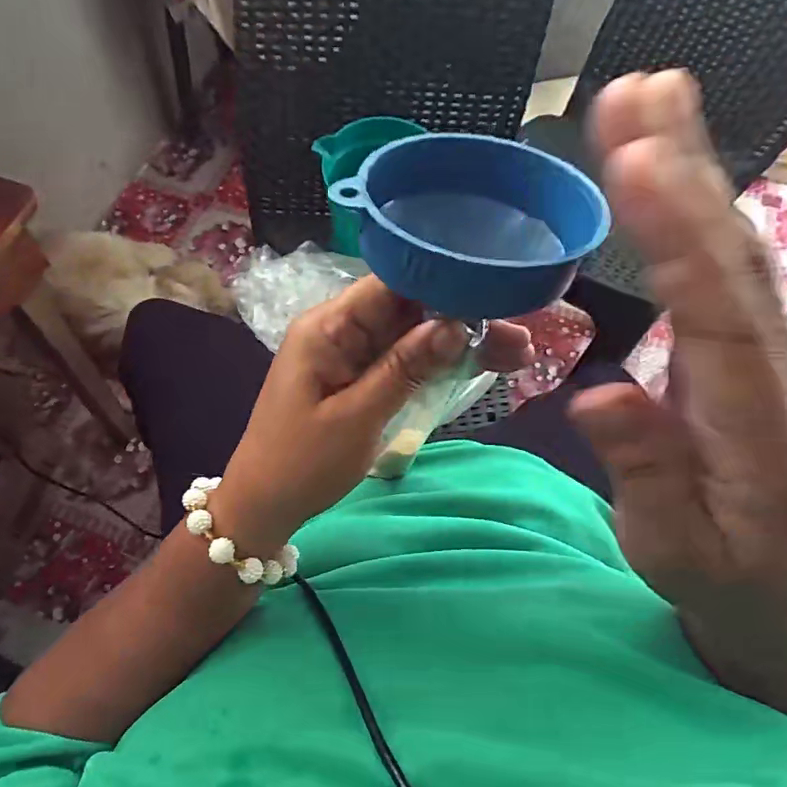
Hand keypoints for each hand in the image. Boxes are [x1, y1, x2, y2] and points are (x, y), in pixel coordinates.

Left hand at [214, 277, 533, 551]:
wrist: (263, 504)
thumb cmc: (301, 462)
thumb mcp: (356, 416)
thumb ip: (405, 368)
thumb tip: (456, 324)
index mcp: (328, 327)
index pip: (392, 284)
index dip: (443, 281)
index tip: (496, 288)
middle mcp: (340, 331)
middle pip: (409, 309)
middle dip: (464, 316)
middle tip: (523, 334)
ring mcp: (350, 356)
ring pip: (412, 336)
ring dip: (460, 342)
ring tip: (520, 351)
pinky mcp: (359, 381)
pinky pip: (403, 362)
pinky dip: (439, 365)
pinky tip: (483, 363)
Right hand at [568, 71, 786, 631]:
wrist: (774, 586)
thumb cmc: (715, 571)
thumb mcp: (668, 543)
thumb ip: (644, 469)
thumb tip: (600, 390)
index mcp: (756, 423)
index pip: (716, 314)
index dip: (677, 236)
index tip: (638, 163)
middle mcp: (772, 372)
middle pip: (732, 258)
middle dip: (685, 171)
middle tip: (640, 91)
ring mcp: (765, 355)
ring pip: (731, 253)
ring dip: (692, 173)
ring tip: (649, 103)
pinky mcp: (744, 351)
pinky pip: (721, 272)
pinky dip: (693, 213)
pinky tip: (667, 174)